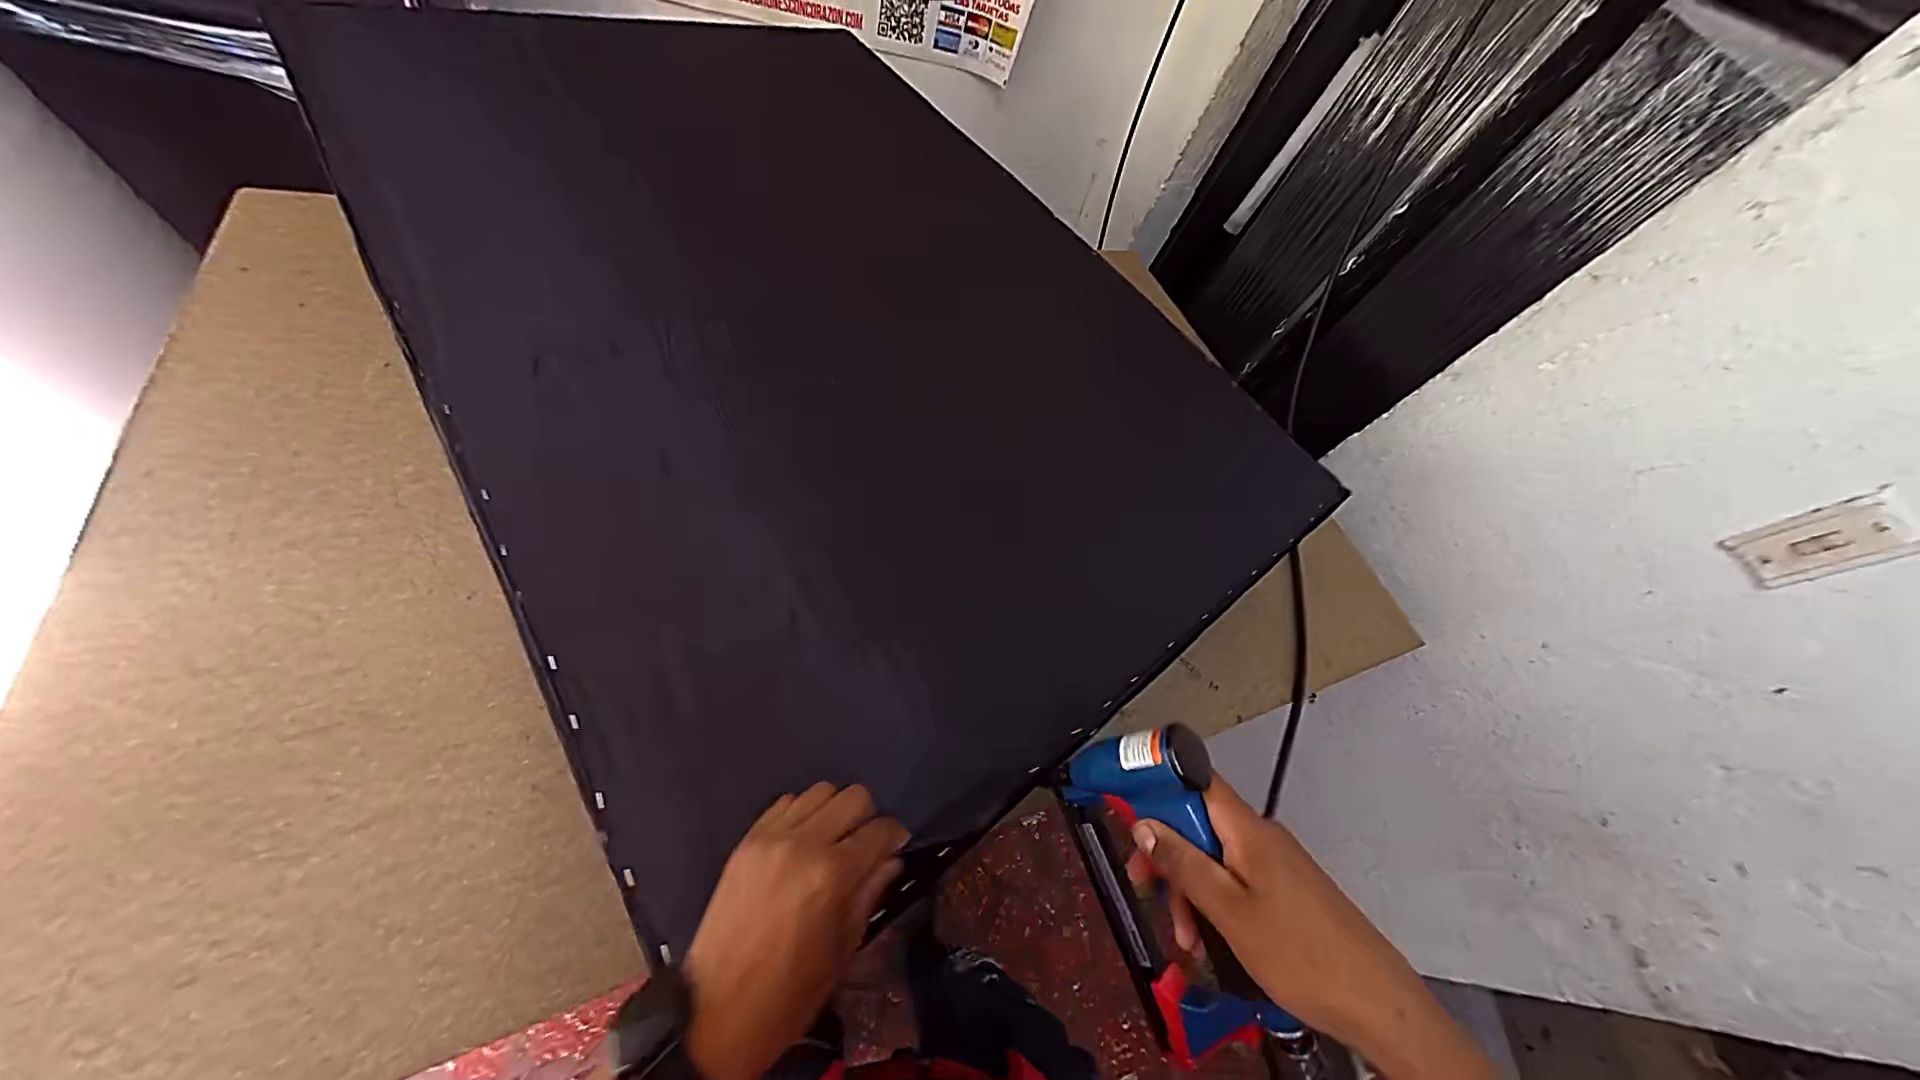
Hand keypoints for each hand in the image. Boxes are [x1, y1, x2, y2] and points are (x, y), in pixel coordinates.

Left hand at [681, 783, 906, 1079]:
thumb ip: (870, 891)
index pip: (880, 829)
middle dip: (868, 817)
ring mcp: (770, 838)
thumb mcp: (844, 947)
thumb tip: (890, 859)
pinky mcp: (746, 841)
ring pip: (820, 791)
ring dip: (834, 810)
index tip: (896, 844)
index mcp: (832, 874)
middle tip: (865, 843)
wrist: (717, 1011)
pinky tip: (802, 841)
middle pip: (854, 796)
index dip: (895, 835)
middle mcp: (803, 844)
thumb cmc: (791, 990)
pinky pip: (785, 802)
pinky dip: (802, 814)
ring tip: (832, 840)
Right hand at [1126, 779, 1492, 1079]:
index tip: (1126, 795)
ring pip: (1212, 857)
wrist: (1378, 1007)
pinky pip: (1233, 879)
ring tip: (1187, 935)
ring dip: (1188, 889)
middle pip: (1196, 823)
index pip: (1194, 780)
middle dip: (1166, 853)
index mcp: (1248, 831)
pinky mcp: (1282, 889)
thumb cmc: (1305, 958)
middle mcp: (1260, 838)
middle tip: (1145, 885)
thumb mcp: (1227, 912)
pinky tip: (1208, 937)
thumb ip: (1183, 864)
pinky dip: (1212, 902)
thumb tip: (1145, 826)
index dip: (1157, 780)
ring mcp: (1274, 864)